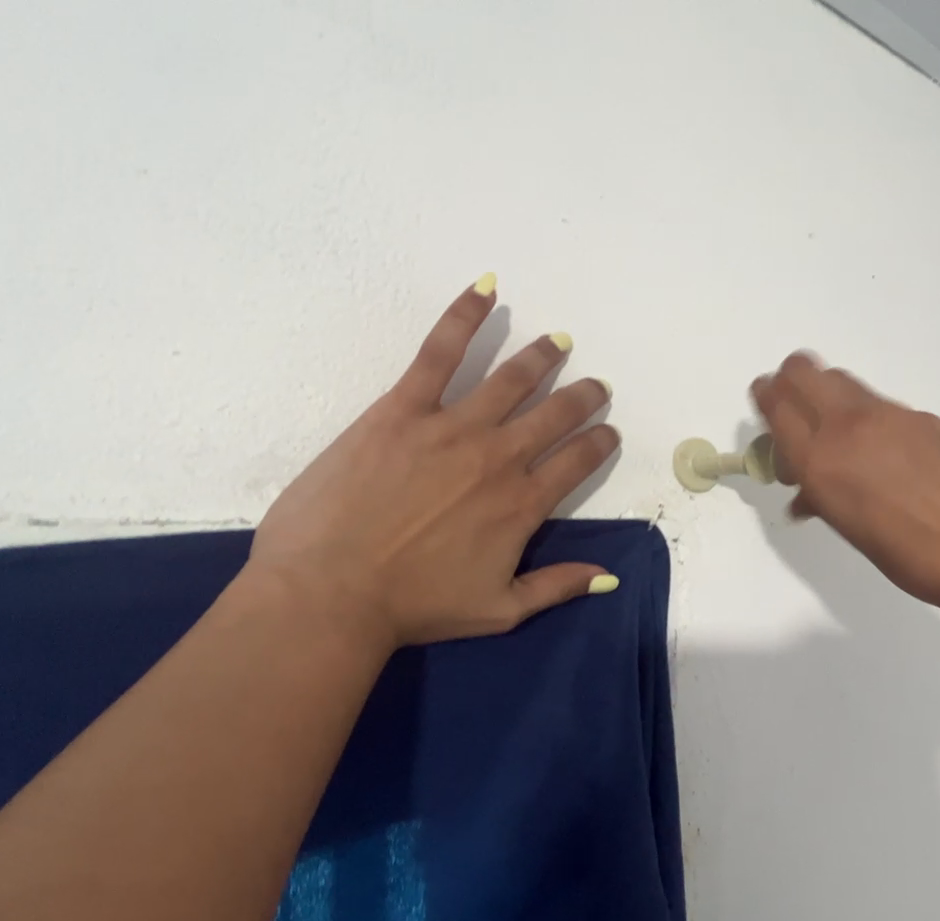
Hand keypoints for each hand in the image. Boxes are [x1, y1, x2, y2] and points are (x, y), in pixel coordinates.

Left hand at [248, 275, 617, 646]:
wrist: (330, 592)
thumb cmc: (415, 607)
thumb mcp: (499, 610)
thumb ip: (558, 586)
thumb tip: (610, 576)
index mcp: (523, 504)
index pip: (579, 460)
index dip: (600, 442)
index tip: (607, 433)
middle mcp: (499, 457)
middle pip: (555, 414)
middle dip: (583, 396)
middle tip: (595, 385)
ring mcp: (452, 427)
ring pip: (511, 378)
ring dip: (542, 356)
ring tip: (559, 341)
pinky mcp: (403, 408)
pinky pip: (440, 352)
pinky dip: (466, 317)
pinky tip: (486, 290)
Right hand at [751, 352, 939, 616]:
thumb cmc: (913, 559)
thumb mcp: (853, 533)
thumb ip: (823, 499)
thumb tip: (806, 493)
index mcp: (822, 462)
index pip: (776, 405)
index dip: (764, 398)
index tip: (763, 404)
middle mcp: (850, 426)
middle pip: (803, 371)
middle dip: (788, 383)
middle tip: (793, 411)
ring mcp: (891, 416)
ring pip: (841, 381)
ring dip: (826, 396)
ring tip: (839, 435)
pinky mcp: (924, 418)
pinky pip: (878, 404)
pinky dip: (864, 417)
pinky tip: (885, 454)